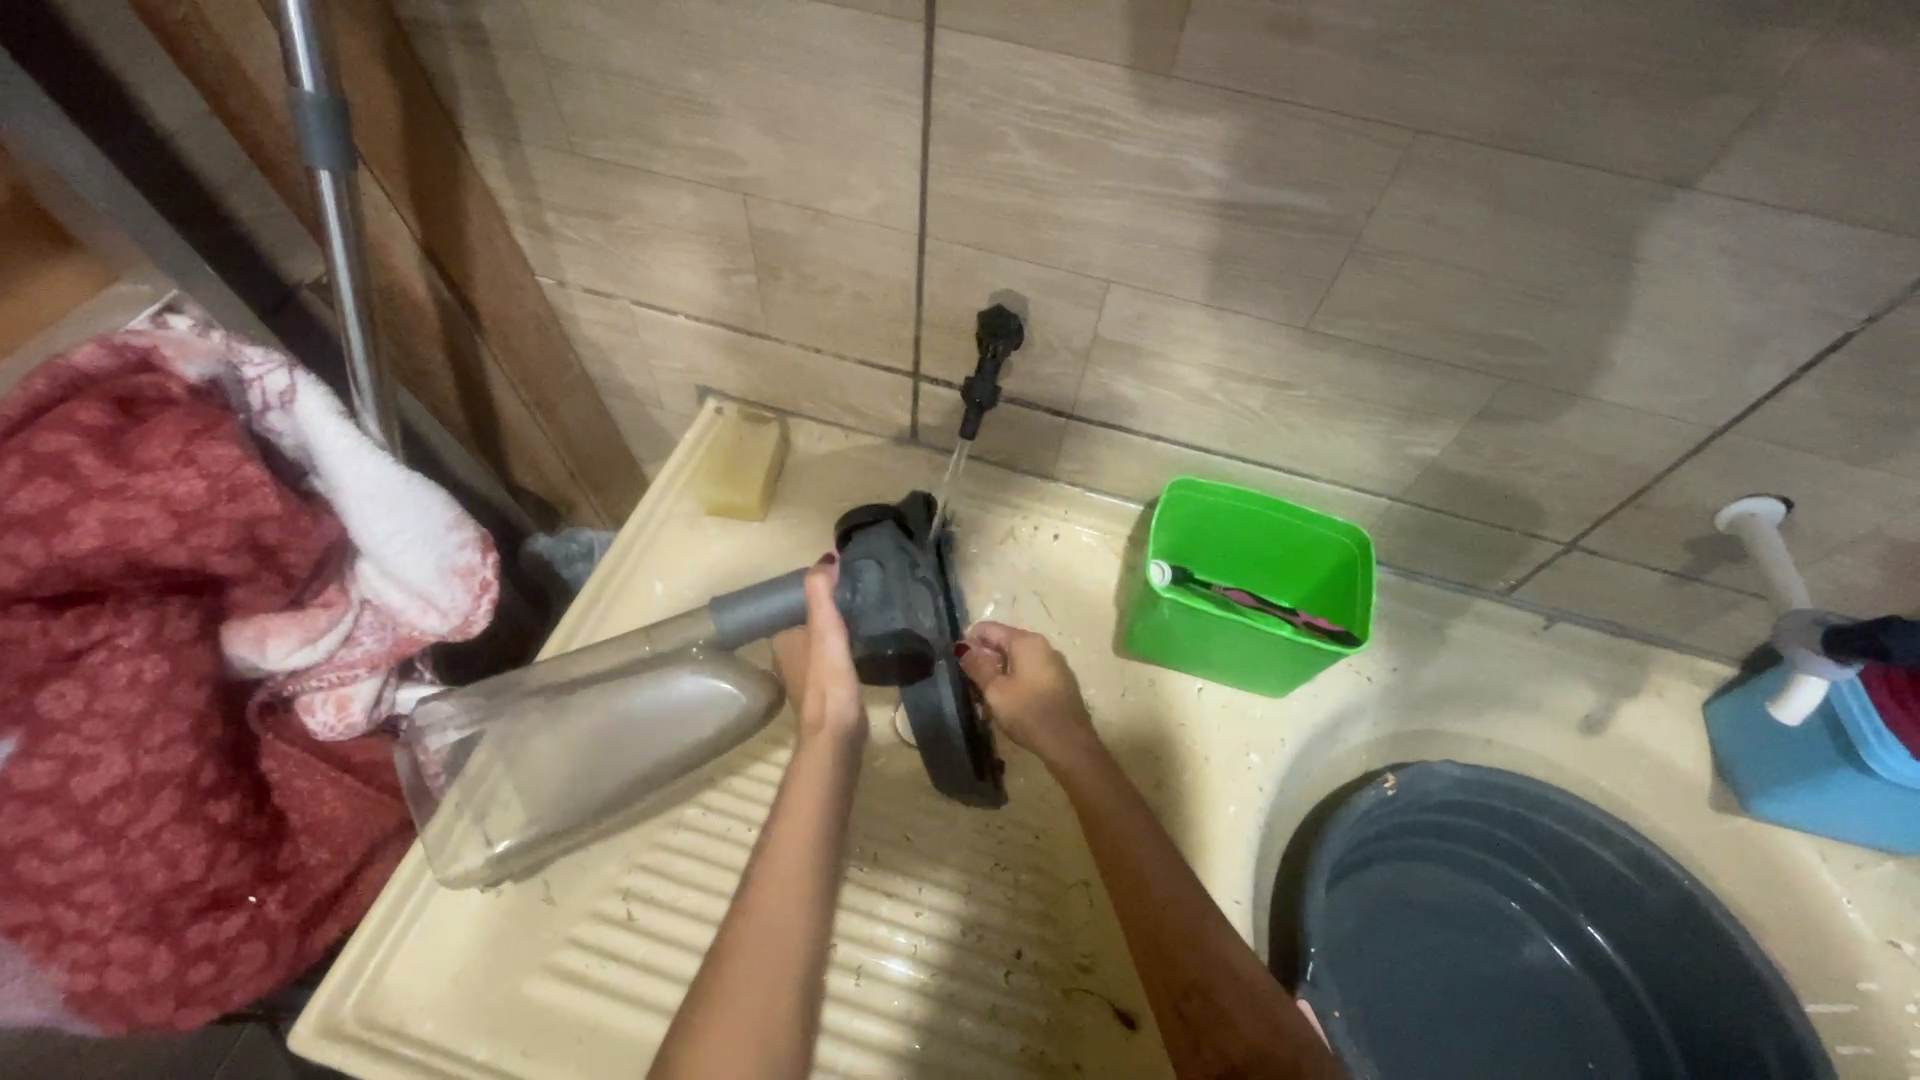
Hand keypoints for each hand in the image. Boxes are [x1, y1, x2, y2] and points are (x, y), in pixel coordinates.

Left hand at [770, 554, 866, 748]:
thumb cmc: (827, 678)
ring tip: (866, 609)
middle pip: (810, 618)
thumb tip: (827, 557)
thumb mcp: (825, 628)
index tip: (843, 575)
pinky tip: (864, 640)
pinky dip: (845, 645)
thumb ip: (822, 592)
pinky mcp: (826, 687)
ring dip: (839, 625)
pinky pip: (833, 655)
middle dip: (830, 605)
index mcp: (781, 637)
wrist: (836, 732)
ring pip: (822, 637)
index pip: (796, 601)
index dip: (817, 587)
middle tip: (860, 588)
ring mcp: (807, 672)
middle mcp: (788, 653)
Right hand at [957, 621, 1096, 764]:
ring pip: (1018, 660)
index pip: (990, 629)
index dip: (970, 639)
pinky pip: (1030, 673)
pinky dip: (1015, 680)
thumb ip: (977, 666)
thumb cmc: (1028, 713)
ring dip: (999, 672)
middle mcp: (1043, 646)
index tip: (955, 657)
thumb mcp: (995, 690)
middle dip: (984, 657)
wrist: (1069, 743)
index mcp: (1026, 642)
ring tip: (983, 693)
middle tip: (967, 679)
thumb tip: (963, 647)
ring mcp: (1054, 664)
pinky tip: (1006, 700)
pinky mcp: (1060, 683)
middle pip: (1005, 643)